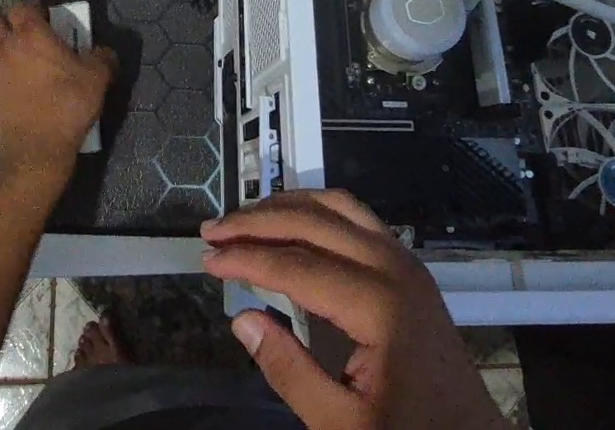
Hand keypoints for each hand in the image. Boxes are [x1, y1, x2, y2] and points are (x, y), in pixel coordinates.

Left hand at [0, 1, 114, 184]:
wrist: (36, 152)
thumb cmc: (67, 106)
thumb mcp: (98, 78)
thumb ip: (102, 57)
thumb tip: (103, 51)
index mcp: (31, 35)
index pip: (22, 7)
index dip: (34, 11)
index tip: (47, 21)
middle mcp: (5, 48)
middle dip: (11, 27)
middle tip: (30, 41)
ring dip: (4, 54)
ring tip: (22, 69)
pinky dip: (1, 83)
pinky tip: (16, 97)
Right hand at [201, 190, 505, 428]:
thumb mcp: (343, 427)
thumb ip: (289, 371)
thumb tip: (241, 318)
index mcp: (380, 306)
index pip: (297, 266)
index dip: (246, 259)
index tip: (206, 260)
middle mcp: (394, 267)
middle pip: (314, 222)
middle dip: (257, 221)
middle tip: (212, 230)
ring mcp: (405, 260)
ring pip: (336, 206)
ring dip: (286, 207)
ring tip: (243, 220)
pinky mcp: (408, 265)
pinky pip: (356, 217)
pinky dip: (315, 210)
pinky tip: (290, 224)